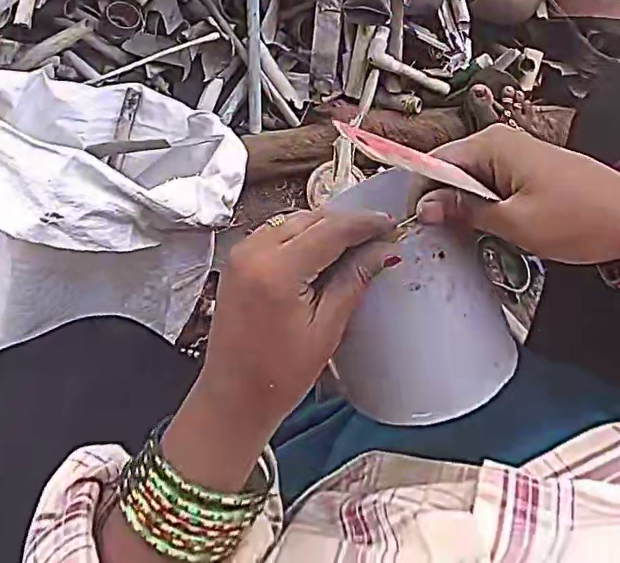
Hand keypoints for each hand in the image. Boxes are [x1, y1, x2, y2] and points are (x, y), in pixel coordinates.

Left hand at [159, 209, 399, 491]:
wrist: (229, 400)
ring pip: (293, 220)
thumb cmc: (279, 376)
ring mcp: (242, 253)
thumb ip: (353, 282)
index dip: (363, 223)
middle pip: (311, 218)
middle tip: (377, 233)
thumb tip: (383, 251)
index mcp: (277, 271)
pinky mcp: (237, 259)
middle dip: (346, 222)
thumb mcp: (325, 331)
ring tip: (354, 242)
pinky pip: (276, 231)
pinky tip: (322, 250)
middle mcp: (255, 252)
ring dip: (324, 226)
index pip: (330, 230)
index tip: (389, 223)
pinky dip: (302, 233)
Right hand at [413, 125, 619, 266]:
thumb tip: (427, 207)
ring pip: (468, 182)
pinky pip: (489, 186)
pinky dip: (484, 208)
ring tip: (473, 238)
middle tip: (445, 238)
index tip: (417, 224)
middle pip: (450, 171)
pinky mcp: (524, 170)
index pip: (435, 162)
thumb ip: (464, 212)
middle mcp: (499, 141)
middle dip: (443, 204)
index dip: (422, 194)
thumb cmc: (583, 216)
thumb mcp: (515, 222)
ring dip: (465, 209)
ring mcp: (513, 155)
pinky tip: (492, 231)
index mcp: (492, 143)